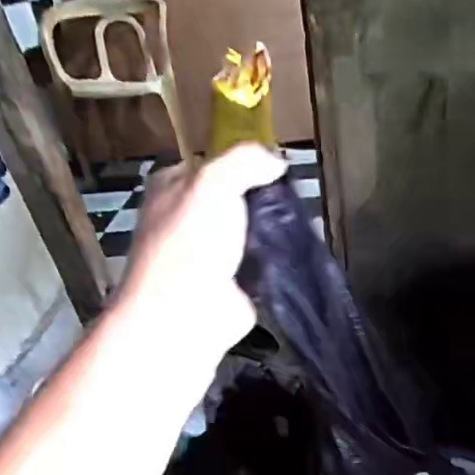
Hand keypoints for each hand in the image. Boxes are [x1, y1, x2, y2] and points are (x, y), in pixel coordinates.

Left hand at [117, 144, 286, 357]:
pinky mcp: (234, 284)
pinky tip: (296, 254)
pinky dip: (280, 261)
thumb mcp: (215, 182)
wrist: (187, 313)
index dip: (244, 163)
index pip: (214, 164)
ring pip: (254, 232)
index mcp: (174, 188)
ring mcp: (212, 254)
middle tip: (292, 200)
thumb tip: (276, 162)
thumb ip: (246, 161)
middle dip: (266, 199)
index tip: (276, 168)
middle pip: (238, 199)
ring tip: (299, 225)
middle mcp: (189, 219)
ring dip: (276, 231)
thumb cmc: (191, 242)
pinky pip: (264, 264)